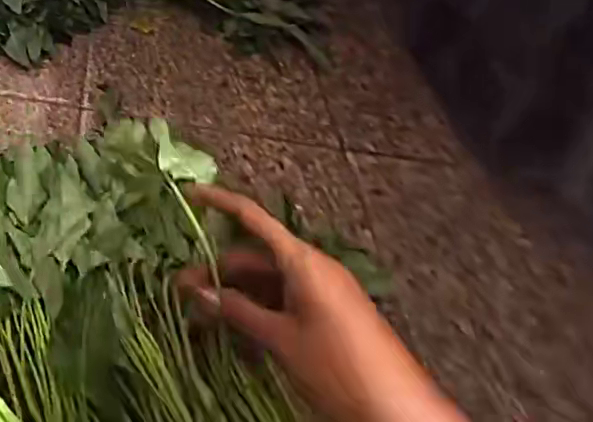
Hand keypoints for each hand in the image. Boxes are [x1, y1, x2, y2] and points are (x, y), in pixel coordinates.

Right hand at [178, 185, 464, 421]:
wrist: (407, 419)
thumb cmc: (342, 368)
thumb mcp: (282, 340)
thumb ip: (238, 311)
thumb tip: (198, 292)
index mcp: (302, 260)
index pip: (251, 216)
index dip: (218, 200)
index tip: (188, 194)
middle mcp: (312, 267)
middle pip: (254, 255)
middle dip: (218, 269)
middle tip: (185, 290)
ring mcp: (323, 292)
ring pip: (267, 280)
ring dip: (236, 294)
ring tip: (205, 314)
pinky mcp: (330, 316)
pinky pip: (285, 299)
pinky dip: (259, 309)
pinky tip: (238, 330)